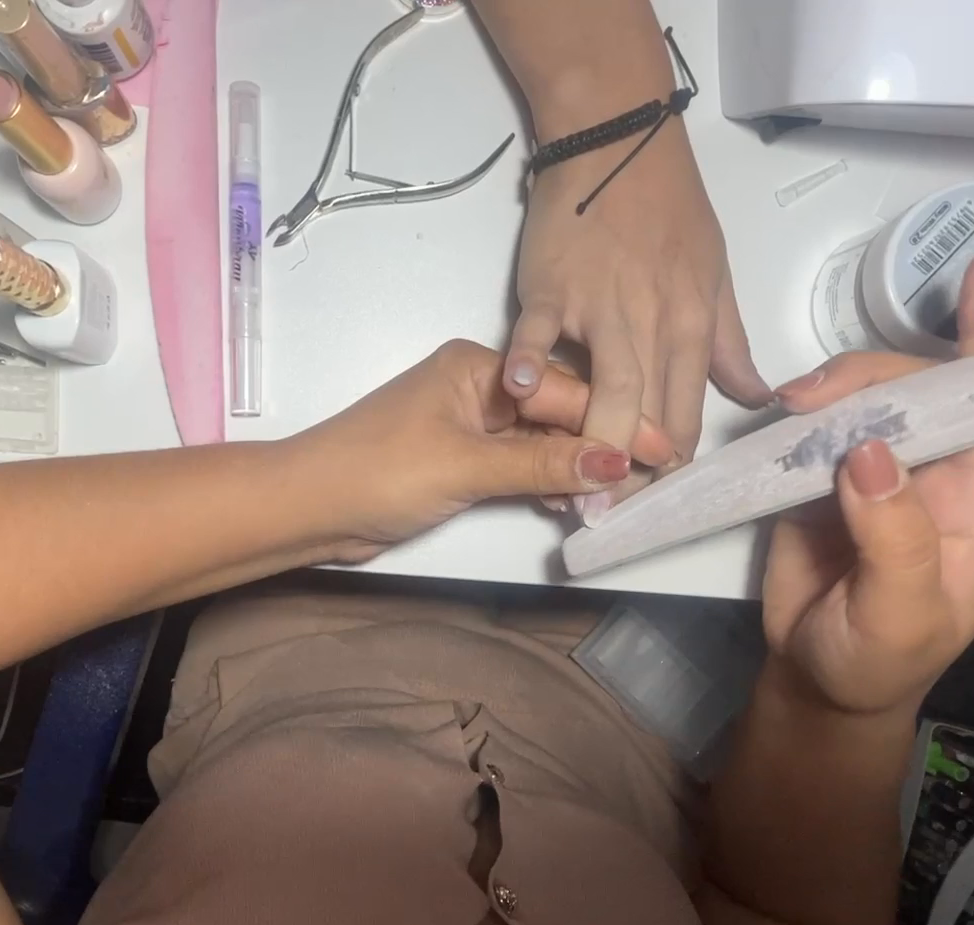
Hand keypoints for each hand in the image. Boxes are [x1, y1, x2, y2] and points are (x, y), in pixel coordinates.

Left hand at [292, 340, 672, 559]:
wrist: (310, 506)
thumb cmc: (381, 471)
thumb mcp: (466, 465)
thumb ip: (540, 464)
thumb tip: (615, 462)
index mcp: (477, 369)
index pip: (561, 392)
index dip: (613, 423)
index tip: (663, 449)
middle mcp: (476, 391)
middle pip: (553, 416)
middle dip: (598, 447)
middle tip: (652, 478)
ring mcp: (466, 428)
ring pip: (535, 445)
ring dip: (571, 470)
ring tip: (620, 496)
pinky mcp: (456, 463)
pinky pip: (513, 468)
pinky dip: (540, 484)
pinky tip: (570, 501)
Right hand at [503, 124, 771, 521]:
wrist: (619, 140)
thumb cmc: (666, 210)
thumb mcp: (714, 273)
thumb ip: (728, 344)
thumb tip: (758, 399)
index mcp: (692, 326)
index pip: (685, 415)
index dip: (667, 465)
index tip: (645, 502)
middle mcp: (655, 326)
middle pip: (648, 415)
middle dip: (628, 475)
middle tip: (606, 520)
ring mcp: (602, 306)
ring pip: (606, 387)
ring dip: (591, 444)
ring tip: (570, 497)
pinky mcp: (553, 287)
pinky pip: (540, 329)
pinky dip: (528, 357)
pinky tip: (516, 391)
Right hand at [760, 248, 973, 714]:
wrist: (814, 681)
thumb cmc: (878, 660)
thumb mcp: (901, 615)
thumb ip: (895, 538)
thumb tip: (870, 451)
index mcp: (971, 504)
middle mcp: (925, 476)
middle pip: (915, 392)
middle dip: (872, 375)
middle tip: (809, 398)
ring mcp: (865, 478)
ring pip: (858, 405)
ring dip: (827, 392)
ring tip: (787, 408)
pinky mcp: (812, 486)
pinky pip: (807, 436)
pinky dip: (791, 420)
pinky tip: (774, 418)